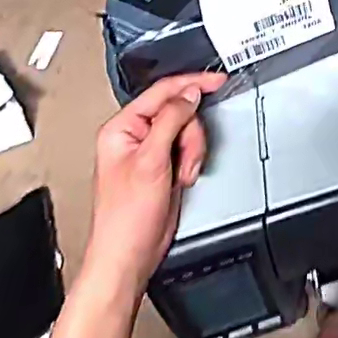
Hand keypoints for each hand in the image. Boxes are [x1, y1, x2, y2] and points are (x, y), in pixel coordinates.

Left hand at [83, 71, 227, 295]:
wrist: (129, 257)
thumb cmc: (124, 219)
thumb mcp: (150, 162)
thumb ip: (171, 120)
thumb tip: (188, 94)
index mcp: (122, 128)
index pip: (163, 91)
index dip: (192, 84)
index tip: (215, 81)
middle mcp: (135, 135)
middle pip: (180, 111)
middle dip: (190, 135)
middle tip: (185, 156)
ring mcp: (150, 150)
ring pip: (188, 129)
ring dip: (192, 151)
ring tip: (180, 173)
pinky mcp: (164, 163)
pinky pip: (189, 146)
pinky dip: (192, 160)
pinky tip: (181, 177)